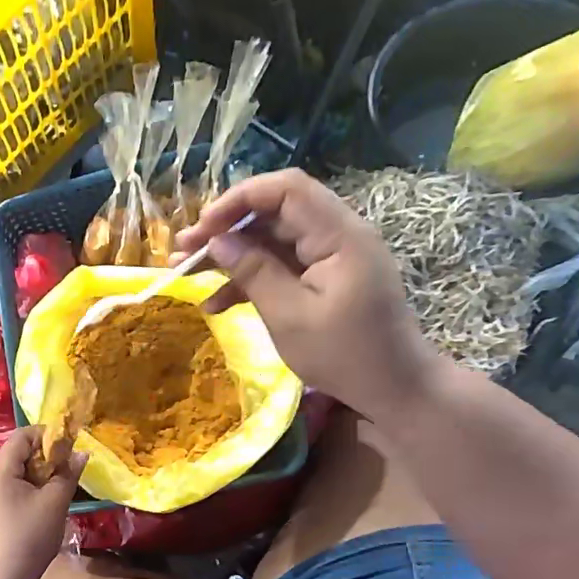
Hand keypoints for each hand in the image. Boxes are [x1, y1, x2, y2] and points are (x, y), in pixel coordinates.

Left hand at [0, 426, 85, 578]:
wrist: (8, 576)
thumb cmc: (31, 535)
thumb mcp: (56, 501)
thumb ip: (69, 473)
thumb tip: (82, 453)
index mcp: (2, 471)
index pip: (22, 436)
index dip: (46, 434)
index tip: (71, 443)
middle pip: (20, 451)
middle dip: (47, 453)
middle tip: (70, 463)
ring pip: (22, 470)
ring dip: (45, 470)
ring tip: (65, 480)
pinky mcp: (1, 509)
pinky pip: (20, 486)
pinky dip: (38, 485)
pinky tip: (53, 497)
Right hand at [175, 168, 439, 414]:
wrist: (395, 388)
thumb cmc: (346, 355)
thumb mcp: (290, 317)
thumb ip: (254, 273)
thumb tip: (218, 241)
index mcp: (338, 234)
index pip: (285, 189)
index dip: (238, 200)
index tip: (202, 228)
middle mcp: (338, 234)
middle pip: (275, 213)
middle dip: (227, 230)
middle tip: (183, 252)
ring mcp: (332, 257)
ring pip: (274, 241)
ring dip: (233, 257)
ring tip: (189, 275)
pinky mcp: (327, 279)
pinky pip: (285, 267)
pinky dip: (254, 280)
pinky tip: (218, 303)